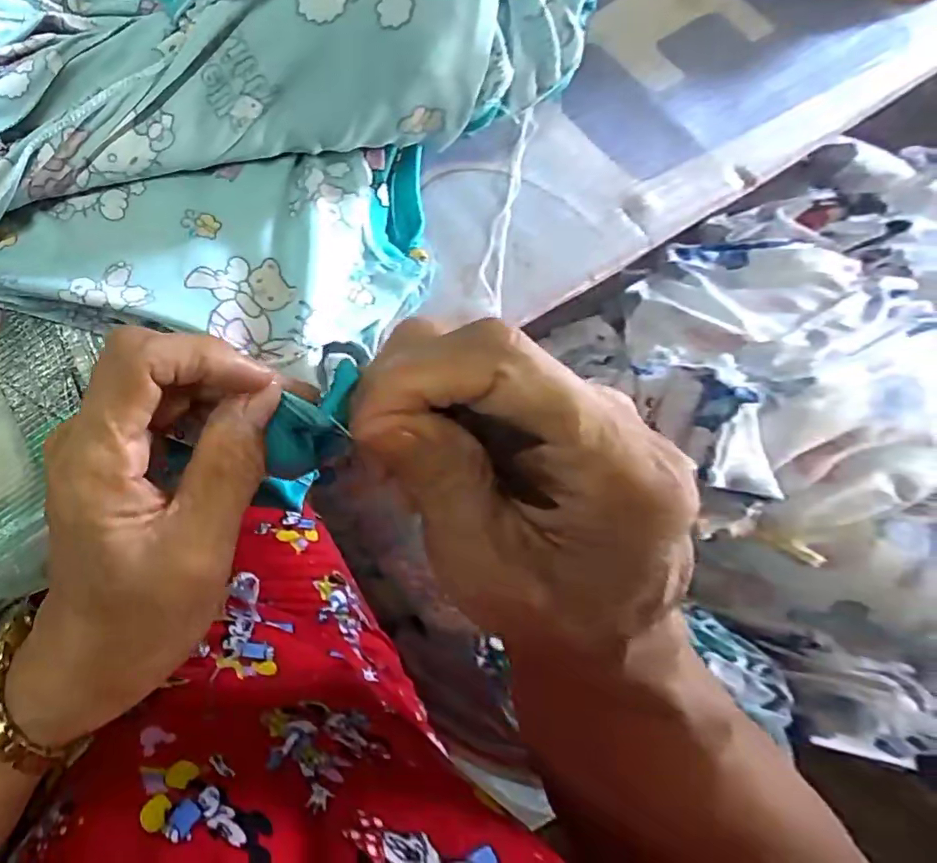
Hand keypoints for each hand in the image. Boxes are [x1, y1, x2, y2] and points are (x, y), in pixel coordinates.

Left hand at [4, 328, 284, 746]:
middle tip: (277, 403)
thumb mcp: (197, 548)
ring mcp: (88, 443)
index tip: (265, 387)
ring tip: (269, 420)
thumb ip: (228, 464)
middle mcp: (80, 432)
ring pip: (148, 383)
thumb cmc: (140, 620)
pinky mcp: (102, 458)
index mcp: (93, 450)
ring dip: (208, 391)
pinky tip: (234, 439)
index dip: (203, 355)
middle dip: (211, 369)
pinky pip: (148, 415)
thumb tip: (264, 395)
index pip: (137, 357)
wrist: (86, 659)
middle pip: (142, 362)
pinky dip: (193, 416)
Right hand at [349, 318, 699, 668]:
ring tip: (392, 444)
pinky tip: (417, 440)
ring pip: (464, 346)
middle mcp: (602, 408)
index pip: (501, 359)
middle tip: (370, 442)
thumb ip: (440, 480)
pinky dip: (419, 393)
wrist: (606, 634)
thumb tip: (376, 418)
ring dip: (405, 385)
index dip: (415, 376)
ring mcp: (575, 399)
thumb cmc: (548, 613)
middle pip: (479, 342)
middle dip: (402, 380)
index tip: (367, 429)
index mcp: (610, 454)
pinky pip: (465, 369)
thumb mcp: (481, 564)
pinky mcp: (545, 400)